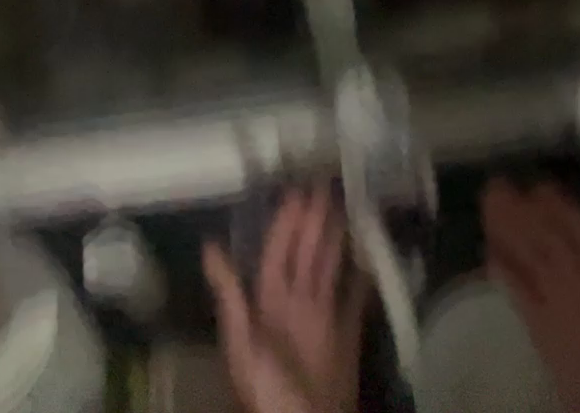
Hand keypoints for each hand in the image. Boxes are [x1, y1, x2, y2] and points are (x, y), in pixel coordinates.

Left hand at [203, 186, 368, 412]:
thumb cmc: (271, 394)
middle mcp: (294, 305)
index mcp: (268, 304)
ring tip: (346, 207)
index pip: (277, 253)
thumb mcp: (243, 344)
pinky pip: (355, 302)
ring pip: (328, 270)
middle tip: (326, 186)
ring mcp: (321, 321)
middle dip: (313, 222)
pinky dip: (363, 280)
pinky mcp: (346, 339)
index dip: (285, 223)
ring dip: (336, 240)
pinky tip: (370, 256)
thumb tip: (209, 246)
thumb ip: (230, 295)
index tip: (297, 193)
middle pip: (305, 255)